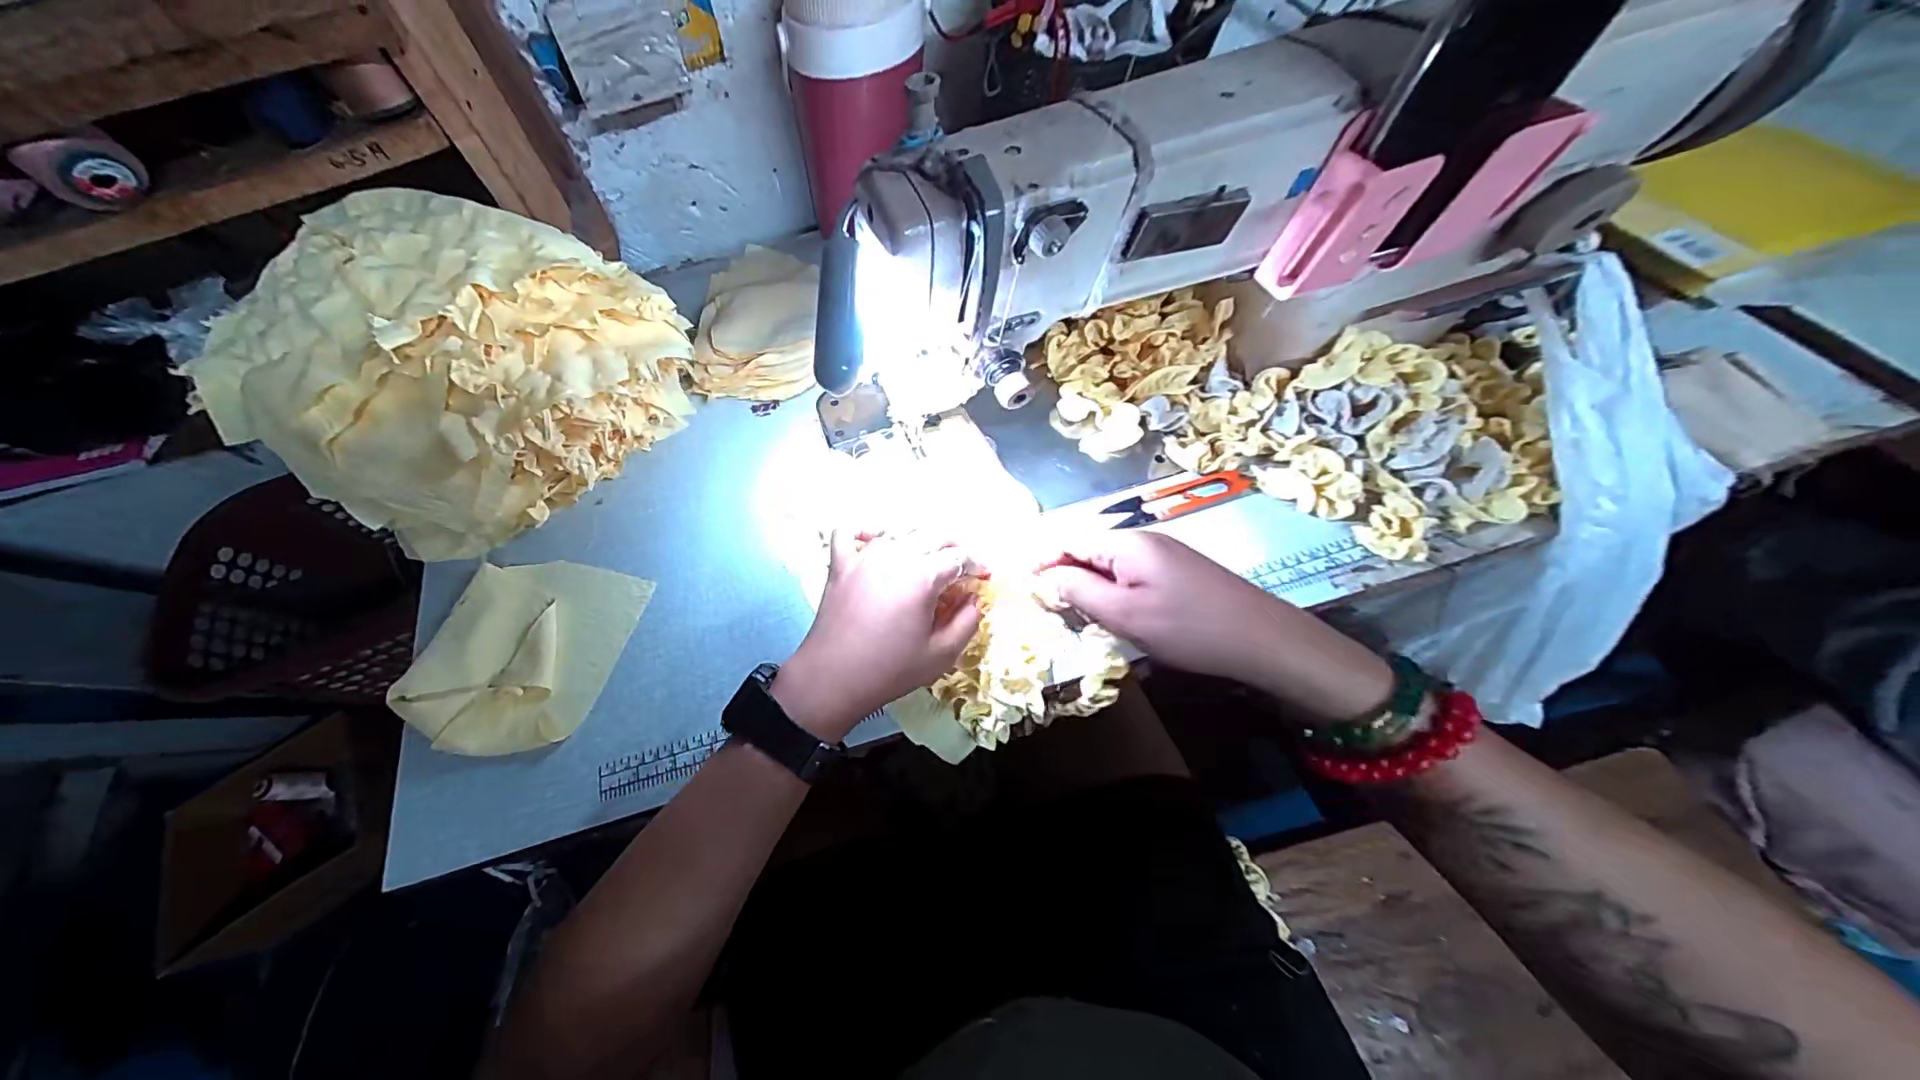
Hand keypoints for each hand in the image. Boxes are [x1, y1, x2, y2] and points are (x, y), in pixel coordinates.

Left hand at [772, 530, 982, 742]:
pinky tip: (878, 540)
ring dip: (919, 542)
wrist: (832, 680)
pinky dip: (866, 530)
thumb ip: (967, 622)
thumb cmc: (890, 670)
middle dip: (954, 548)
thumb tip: (973, 599)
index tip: (982, 577)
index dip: (976, 565)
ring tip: (927, 562)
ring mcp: (863, 558)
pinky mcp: (840, 565)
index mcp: (922, 577)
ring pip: (899, 533)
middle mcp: (894, 558)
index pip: (958, 556)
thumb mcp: (942, 654)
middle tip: (962, 568)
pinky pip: (850, 532)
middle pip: (933, 536)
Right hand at [1035, 530, 1392, 720]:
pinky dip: (1112, 591)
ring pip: (1108, 563)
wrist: (1263, 639)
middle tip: (1045, 607)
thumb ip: (1079, 592)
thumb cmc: (1190, 629)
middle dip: (1062, 574)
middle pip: (1087, 549)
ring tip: (1074, 615)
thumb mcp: (1125, 614)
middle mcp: (1142, 539)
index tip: (1020, 587)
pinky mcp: (1177, 571)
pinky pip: (1130, 573)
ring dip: (1087, 585)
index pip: (1067, 539)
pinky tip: (1113, 614)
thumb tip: (1044, 577)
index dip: (1039, 561)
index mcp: (1126, 543)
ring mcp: (1163, 554)